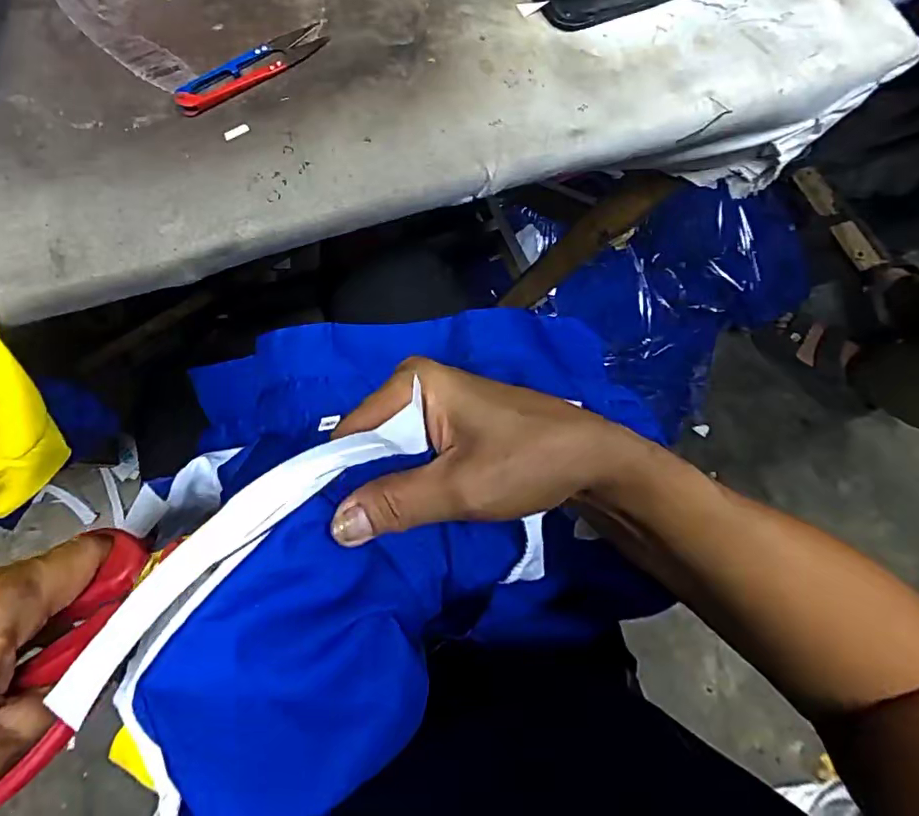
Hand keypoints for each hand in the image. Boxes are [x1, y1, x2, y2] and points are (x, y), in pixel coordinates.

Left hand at [0, 534, 111, 815]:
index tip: (149, 599)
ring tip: (21, 695)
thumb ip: (70, 686)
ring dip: (45, 633)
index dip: (131, 568)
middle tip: (77, 672)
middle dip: (85, 615)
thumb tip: (108, 651)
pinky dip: (9, 639)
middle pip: (62, 575)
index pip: (94, 553)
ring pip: (28, 595)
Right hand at [329, 357, 665, 545]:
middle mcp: (421, 384)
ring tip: (373, 531)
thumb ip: (395, 503)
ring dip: (386, 488)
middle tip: (348, 536)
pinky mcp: (456, 425)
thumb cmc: (528, 461)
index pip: (352, 432)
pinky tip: (406, 512)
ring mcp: (441, 404)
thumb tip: (334, 525)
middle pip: (370, 440)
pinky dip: (409, 482)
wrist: (593, 458)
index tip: (325, 526)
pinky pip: (416, 454)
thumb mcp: (459, 488)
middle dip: (362, 484)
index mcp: (415, 382)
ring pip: (393, 451)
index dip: (336, 478)